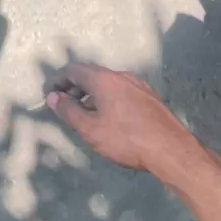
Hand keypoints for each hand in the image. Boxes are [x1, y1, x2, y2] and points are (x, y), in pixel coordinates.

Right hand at [46, 63, 203, 181]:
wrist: (171, 150)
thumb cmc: (126, 139)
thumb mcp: (91, 129)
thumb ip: (69, 111)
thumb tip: (53, 97)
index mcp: (104, 79)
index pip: (73, 70)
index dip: (57, 80)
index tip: (49, 94)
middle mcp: (121, 76)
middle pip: (91, 74)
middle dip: (73, 86)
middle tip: (63, 104)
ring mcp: (138, 85)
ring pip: (107, 83)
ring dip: (91, 93)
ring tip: (83, 113)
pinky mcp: (149, 97)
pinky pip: (121, 90)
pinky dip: (107, 98)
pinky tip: (108, 117)